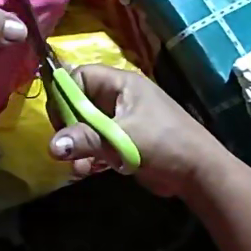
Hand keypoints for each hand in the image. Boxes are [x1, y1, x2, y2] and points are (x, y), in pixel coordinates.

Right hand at [47, 66, 225, 196]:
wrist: (200, 174)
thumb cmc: (164, 144)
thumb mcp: (122, 139)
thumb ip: (86, 140)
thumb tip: (51, 146)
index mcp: (122, 84)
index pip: (80, 76)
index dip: (65, 93)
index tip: (59, 118)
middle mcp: (120, 98)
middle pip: (79, 103)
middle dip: (69, 125)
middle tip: (65, 143)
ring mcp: (122, 121)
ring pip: (86, 127)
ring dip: (78, 145)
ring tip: (75, 164)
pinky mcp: (124, 143)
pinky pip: (97, 144)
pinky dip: (89, 157)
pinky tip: (85, 171)